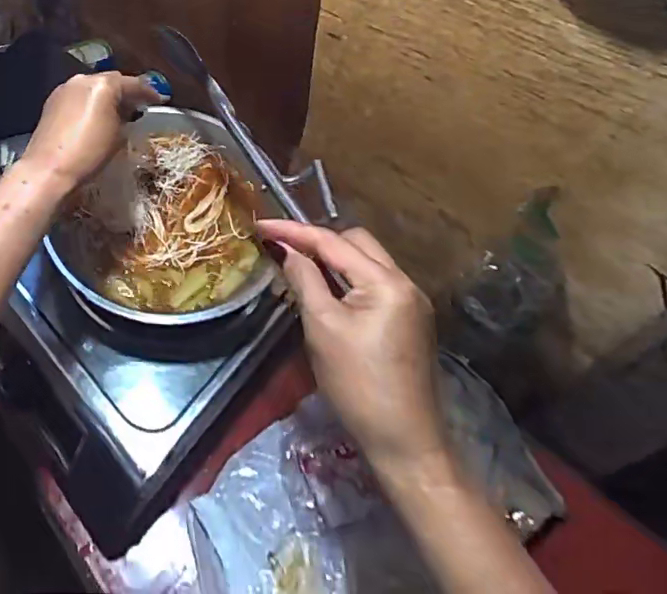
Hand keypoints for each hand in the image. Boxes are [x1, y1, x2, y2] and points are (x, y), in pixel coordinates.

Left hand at [16, 72, 160, 188]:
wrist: (48, 168)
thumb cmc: (89, 153)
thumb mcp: (118, 135)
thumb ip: (126, 116)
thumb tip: (126, 111)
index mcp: (102, 84)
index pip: (133, 84)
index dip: (149, 92)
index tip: (160, 100)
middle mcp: (82, 79)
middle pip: (111, 80)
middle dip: (126, 91)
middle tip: (140, 105)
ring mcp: (64, 89)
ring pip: (93, 86)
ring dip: (107, 95)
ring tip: (120, 111)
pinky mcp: (52, 100)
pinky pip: (78, 96)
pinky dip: (90, 101)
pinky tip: (96, 114)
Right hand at [262, 221, 449, 473]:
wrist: (405, 442)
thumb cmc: (358, 383)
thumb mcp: (322, 325)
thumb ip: (303, 278)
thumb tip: (283, 248)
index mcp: (387, 283)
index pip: (333, 242)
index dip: (292, 231)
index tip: (257, 225)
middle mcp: (405, 284)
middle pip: (355, 242)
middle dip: (316, 238)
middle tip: (278, 243)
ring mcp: (409, 303)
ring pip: (364, 260)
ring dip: (330, 256)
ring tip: (293, 258)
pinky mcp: (406, 320)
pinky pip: (370, 280)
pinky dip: (343, 275)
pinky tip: (320, 283)